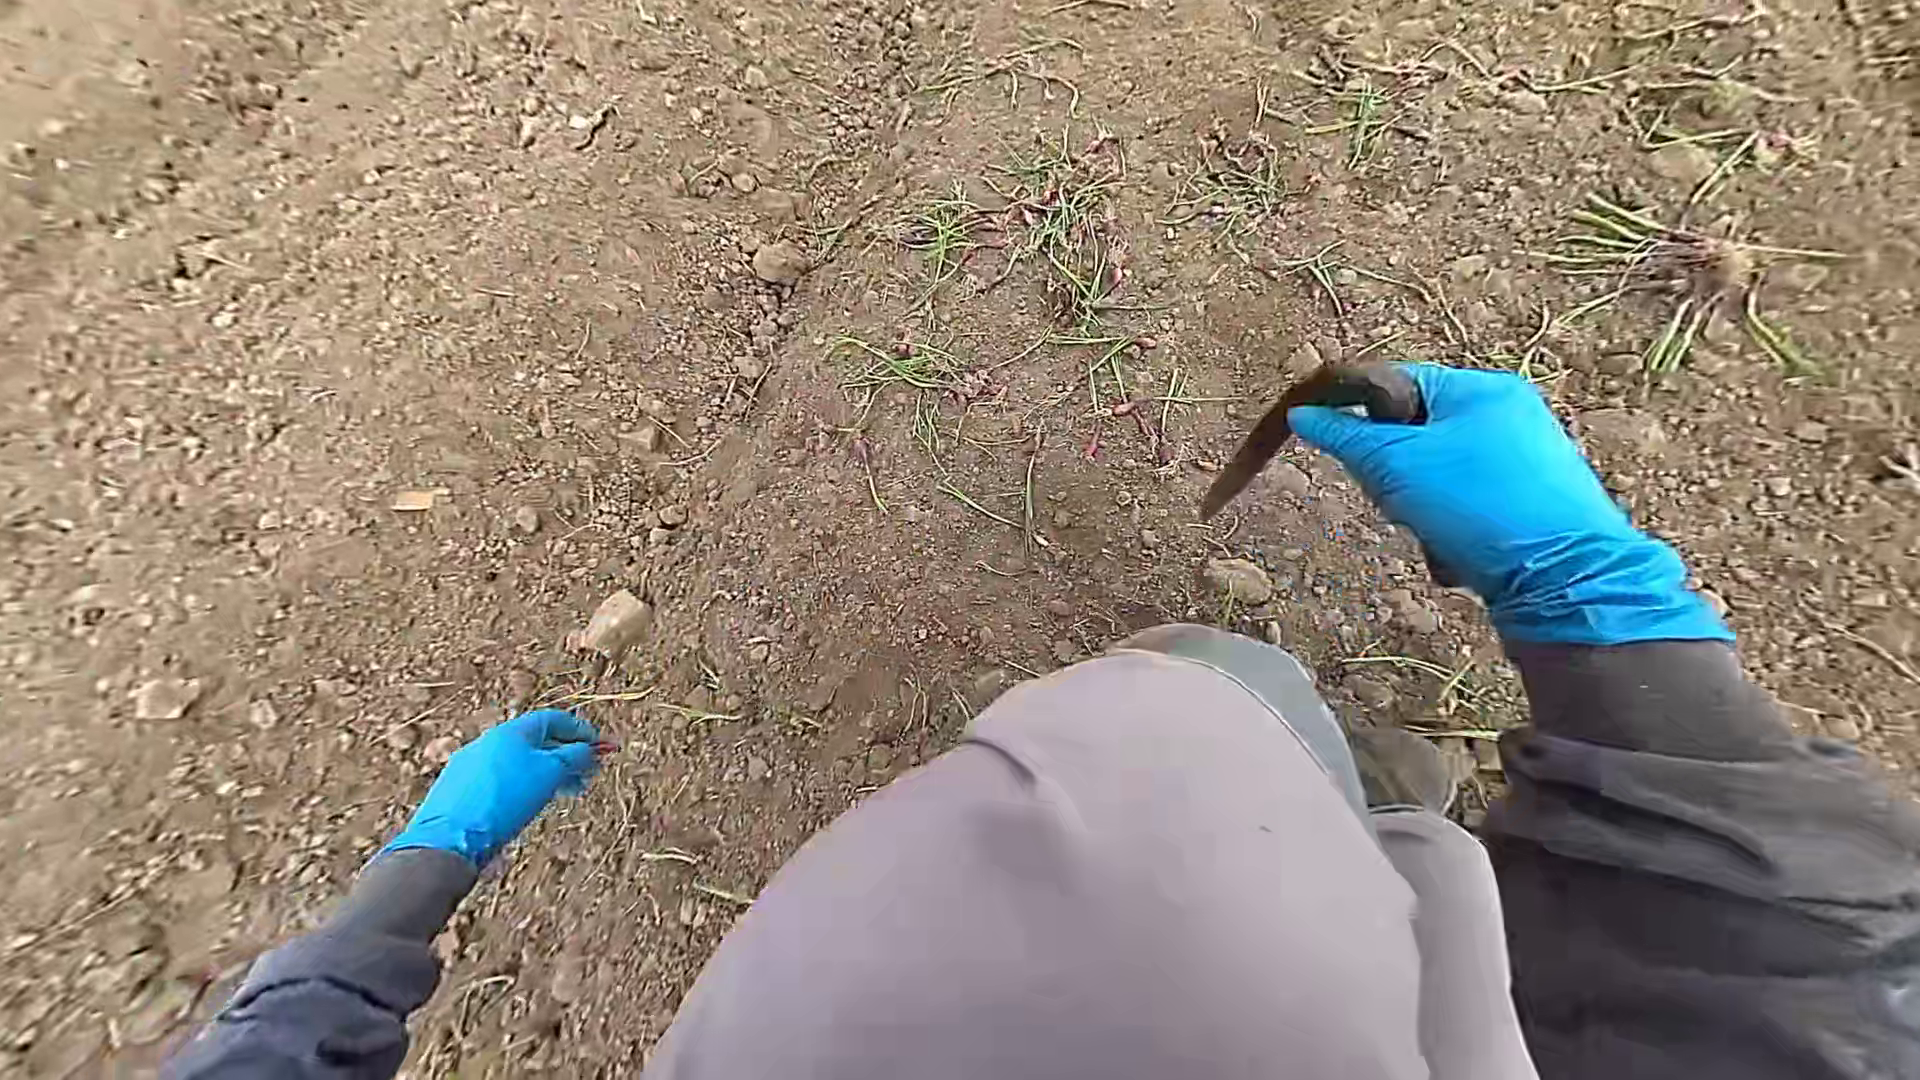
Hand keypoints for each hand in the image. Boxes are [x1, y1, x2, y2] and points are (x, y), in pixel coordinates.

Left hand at [379, 709, 601, 866]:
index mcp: (511, 731)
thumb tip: (587, 750)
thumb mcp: (553, 771)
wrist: (449, 842)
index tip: (600, 746)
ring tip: (569, 791)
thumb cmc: (507, 798)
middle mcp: (489, 743)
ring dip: (550, 773)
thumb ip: (575, 755)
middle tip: (589, 772)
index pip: (554, 720)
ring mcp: (471, 768)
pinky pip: (505, 780)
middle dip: (568, 756)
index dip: (582, 731)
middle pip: (539, 742)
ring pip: (522, 763)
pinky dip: (527, 785)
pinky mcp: (460, 792)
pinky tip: (536, 802)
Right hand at [1288, 364, 1728, 645]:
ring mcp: (1516, 451)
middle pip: (1405, 427)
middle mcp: (1502, 411)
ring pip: (1424, 464)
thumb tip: (1299, 412)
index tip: (1328, 438)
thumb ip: (1341, 434)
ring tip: (1418, 519)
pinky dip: (1437, 512)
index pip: (1391, 381)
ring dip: (1406, 494)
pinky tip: (1444, 535)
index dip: (1351, 408)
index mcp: (1477, 389)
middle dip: (1383, 464)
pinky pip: (1453, 490)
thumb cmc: (1471, 502)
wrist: (1559, 573)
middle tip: (1385, 490)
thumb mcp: (1391, 462)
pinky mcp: (1521, 490)